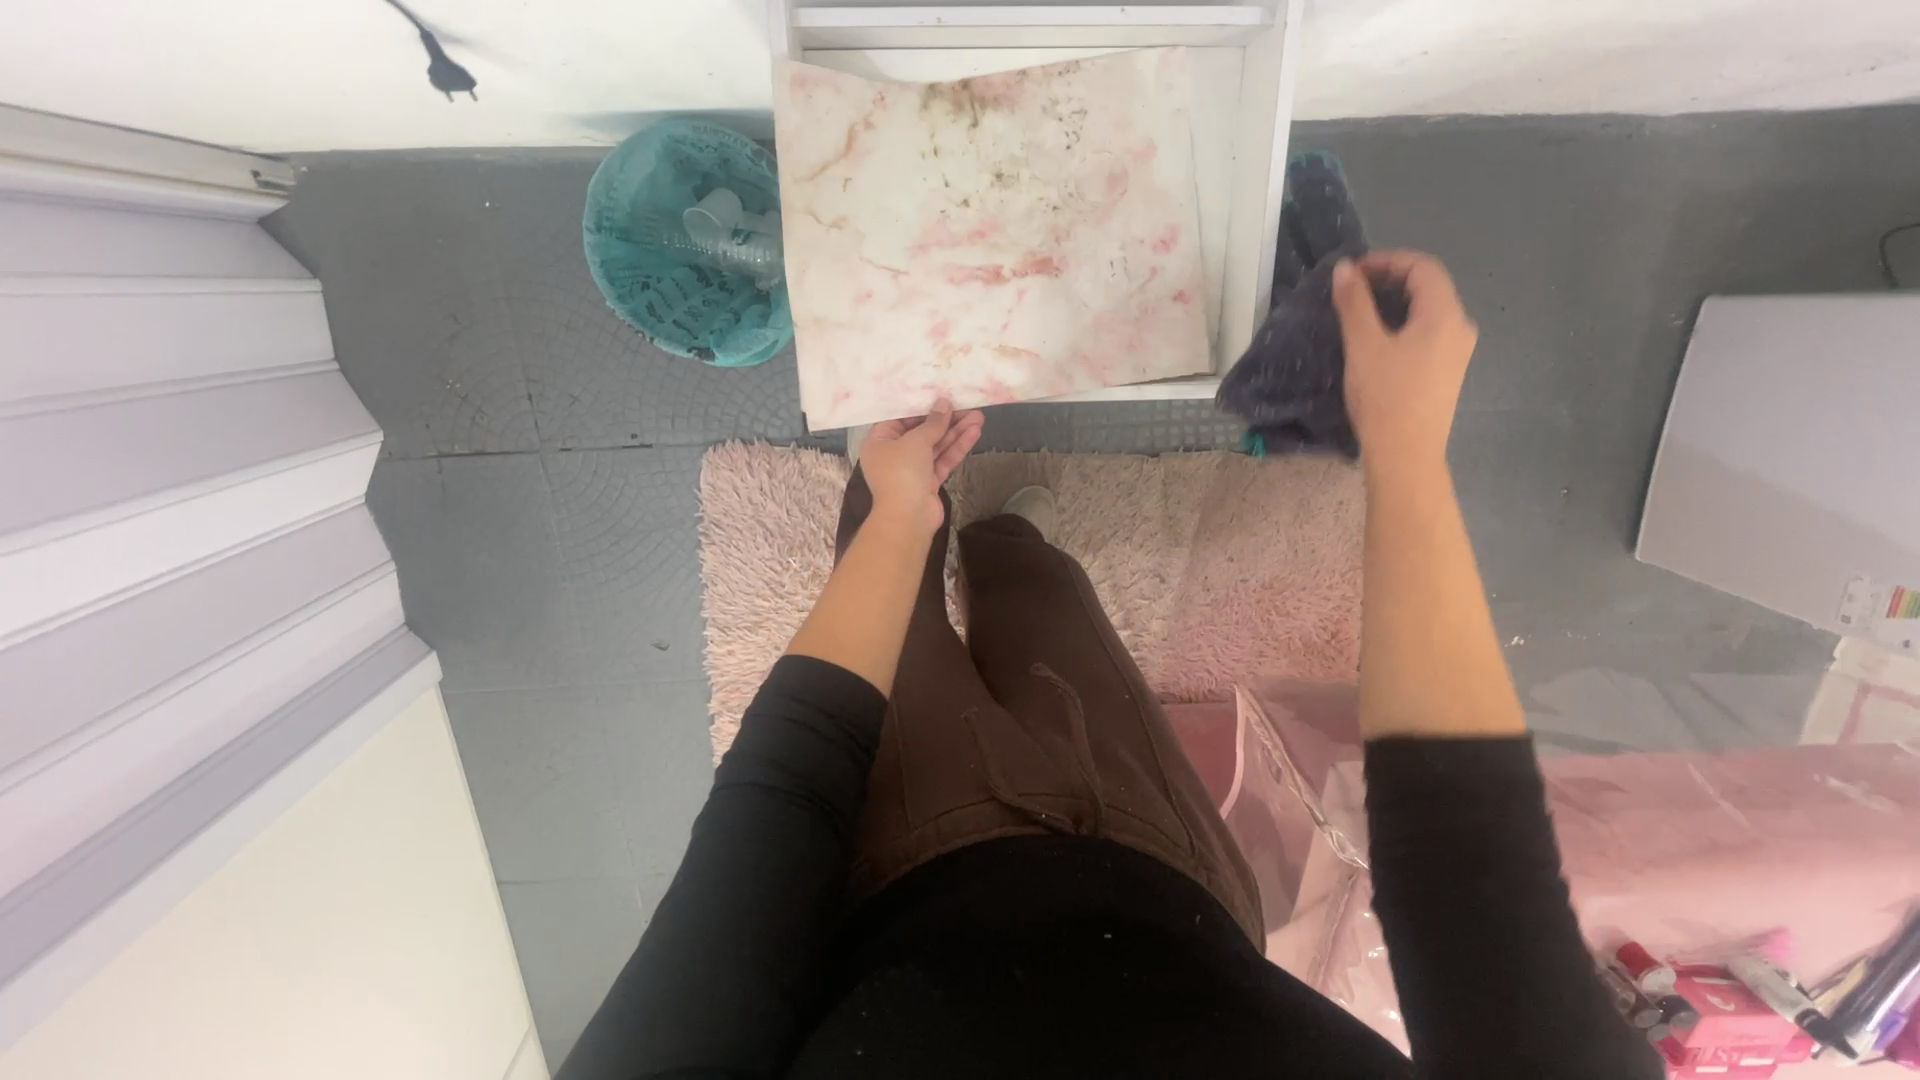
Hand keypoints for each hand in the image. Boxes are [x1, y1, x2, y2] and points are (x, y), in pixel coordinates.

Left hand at [860, 401, 984, 535]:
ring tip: (979, 416)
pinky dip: (957, 448)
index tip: (939, 395)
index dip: (920, 406)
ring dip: (956, 432)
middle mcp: (894, 454)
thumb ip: (932, 422)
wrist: (908, 518)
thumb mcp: (915, 441)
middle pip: (921, 431)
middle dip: (945, 420)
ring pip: (935, 445)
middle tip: (967, 405)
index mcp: (880, 441)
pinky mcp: (928, 481)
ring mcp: (912, 469)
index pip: (899, 418)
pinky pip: (942, 460)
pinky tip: (974, 433)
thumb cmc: (902, 473)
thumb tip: (944, 403)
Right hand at [1332, 251, 1477, 478]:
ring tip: (1358, 317)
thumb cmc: (1385, 396)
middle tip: (1352, 291)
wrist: (1406, 454)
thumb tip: (1345, 269)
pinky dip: (1401, 327)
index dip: (1387, 261)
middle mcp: (1460, 328)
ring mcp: (1457, 353)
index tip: (1352, 272)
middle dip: (1389, 282)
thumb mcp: (1363, 345)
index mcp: (1445, 314)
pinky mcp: (1446, 374)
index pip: (1422, 268)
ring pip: (1427, 314)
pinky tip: (1376, 345)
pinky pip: (1426, 336)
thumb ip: (1354, 304)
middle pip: (1428, 288)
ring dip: (1394, 306)